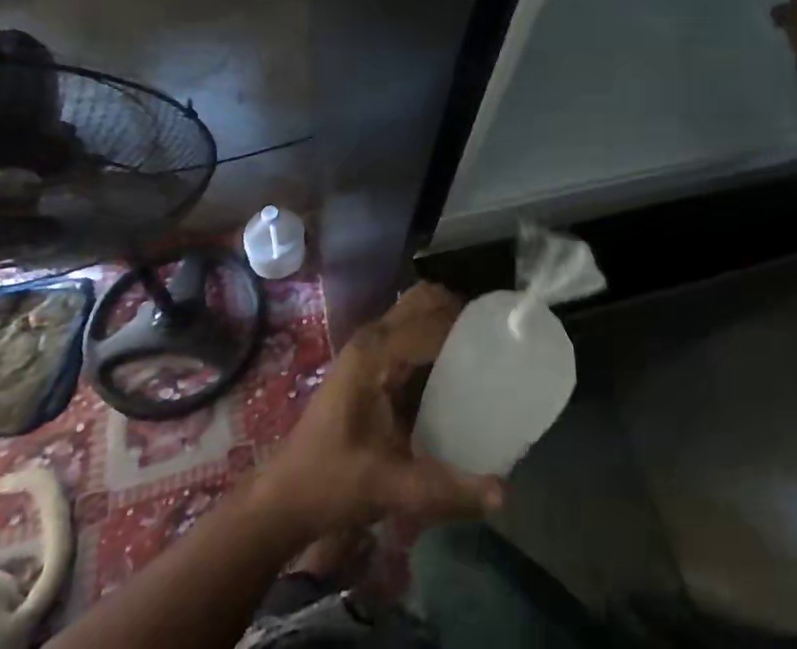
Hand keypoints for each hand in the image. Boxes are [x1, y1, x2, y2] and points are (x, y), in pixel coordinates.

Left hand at [254, 283, 504, 535]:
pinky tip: (460, 371)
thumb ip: (446, 489)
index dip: (470, 327)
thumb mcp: (390, 487)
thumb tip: (503, 493)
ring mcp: (368, 350)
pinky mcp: (369, 366)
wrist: (286, 496)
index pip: (433, 322)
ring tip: (488, 351)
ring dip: (448, 322)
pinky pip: (410, 335)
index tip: (509, 341)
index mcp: (375, 353)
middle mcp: (372, 339)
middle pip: (423, 301)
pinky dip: (435, 338)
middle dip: (460, 311)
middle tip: (498, 341)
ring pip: (415, 314)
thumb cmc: (332, 482)